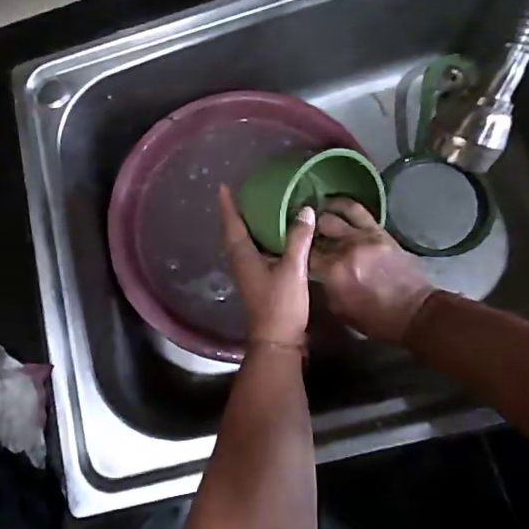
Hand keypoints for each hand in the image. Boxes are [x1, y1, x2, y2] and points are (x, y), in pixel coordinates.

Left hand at [217, 185, 314, 346]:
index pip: (232, 224)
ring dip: (248, 226)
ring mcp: (247, 273)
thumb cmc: (280, 304)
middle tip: (244, 193)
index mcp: (242, 255)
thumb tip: (305, 210)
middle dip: (236, 213)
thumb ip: (298, 238)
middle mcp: (240, 262)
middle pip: (234, 232)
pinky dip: (259, 239)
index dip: (228, 205)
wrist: (277, 340)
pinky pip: (254, 252)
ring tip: (259, 208)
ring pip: (244, 243)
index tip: (223, 187)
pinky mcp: (257, 281)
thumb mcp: (293, 268)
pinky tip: (274, 236)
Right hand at [308, 198, 435, 344]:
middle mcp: (346, 249)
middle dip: (307, 230)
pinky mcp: (379, 232)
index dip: (295, 250)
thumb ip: (320, 286)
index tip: (291, 249)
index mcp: (332, 271)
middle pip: (316, 229)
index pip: (303, 252)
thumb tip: (309, 270)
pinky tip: (333, 205)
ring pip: (334, 214)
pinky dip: (342, 205)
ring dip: (322, 213)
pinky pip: (357, 210)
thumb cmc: (373, 319)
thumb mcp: (337, 309)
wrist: (414, 313)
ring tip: (315, 213)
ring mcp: (364, 237)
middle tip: (302, 232)